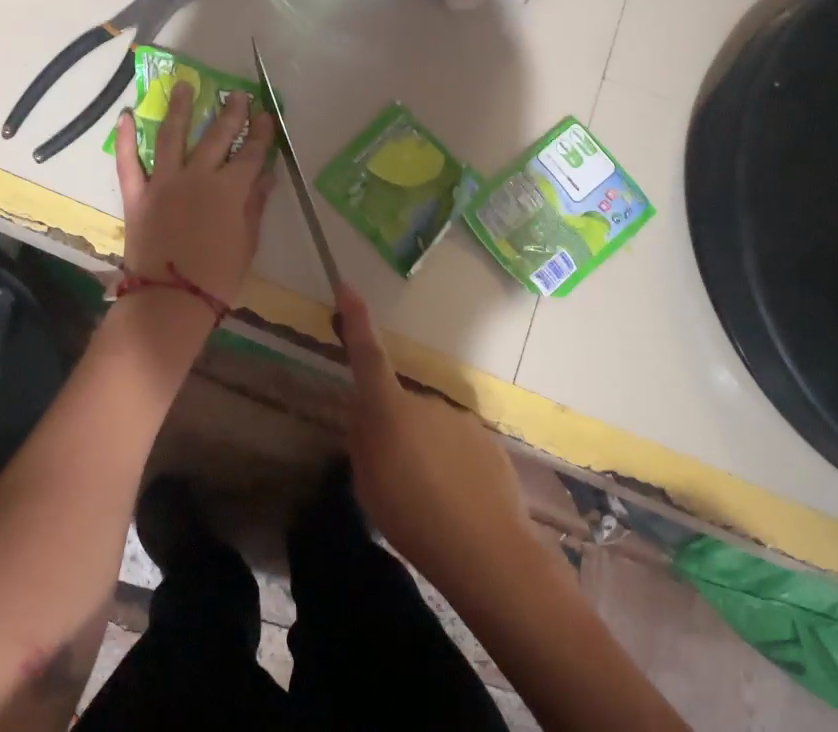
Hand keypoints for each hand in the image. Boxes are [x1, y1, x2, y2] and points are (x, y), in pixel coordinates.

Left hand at [116, 83, 276, 305]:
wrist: (169, 299)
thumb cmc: (217, 278)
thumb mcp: (246, 243)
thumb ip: (255, 206)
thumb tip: (266, 176)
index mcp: (230, 190)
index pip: (251, 153)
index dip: (260, 133)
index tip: (265, 114)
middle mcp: (197, 176)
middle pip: (216, 136)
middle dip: (229, 113)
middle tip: (236, 95)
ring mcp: (164, 183)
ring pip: (170, 136)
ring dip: (178, 109)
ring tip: (182, 86)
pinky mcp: (136, 195)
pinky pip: (128, 162)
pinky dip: (125, 139)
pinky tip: (125, 115)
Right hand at [339, 285, 529, 583]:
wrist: (486, 551)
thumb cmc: (411, 517)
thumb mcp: (367, 481)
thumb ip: (363, 440)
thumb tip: (366, 414)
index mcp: (389, 410)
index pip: (367, 356)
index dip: (355, 321)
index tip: (347, 286)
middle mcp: (426, 404)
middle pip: (399, 408)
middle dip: (394, 432)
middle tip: (393, 479)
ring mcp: (461, 422)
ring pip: (431, 430)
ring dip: (425, 453)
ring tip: (428, 500)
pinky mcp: (490, 444)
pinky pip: (459, 448)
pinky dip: (453, 467)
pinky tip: (457, 502)